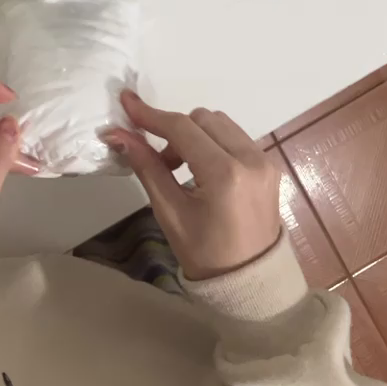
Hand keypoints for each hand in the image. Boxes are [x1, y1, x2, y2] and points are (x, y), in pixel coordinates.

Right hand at [101, 90, 281, 280]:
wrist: (250, 283)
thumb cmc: (205, 254)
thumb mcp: (170, 211)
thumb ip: (146, 166)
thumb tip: (118, 135)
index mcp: (225, 174)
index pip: (182, 129)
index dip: (151, 115)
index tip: (126, 102)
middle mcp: (250, 159)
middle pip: (202, 119)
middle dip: (175, 131)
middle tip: (162, 163)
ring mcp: (264, 160)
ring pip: (220, 123)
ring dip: (194, 135)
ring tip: (183, 168)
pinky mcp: (269, 165)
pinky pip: (235, 137)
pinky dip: (213, 143)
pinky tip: (203, 171)